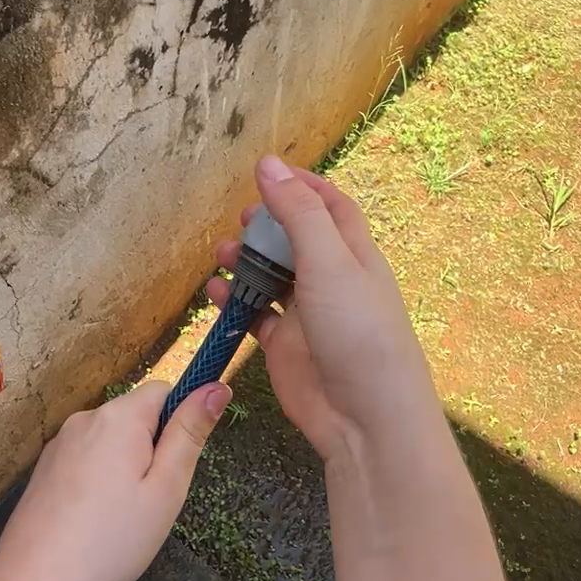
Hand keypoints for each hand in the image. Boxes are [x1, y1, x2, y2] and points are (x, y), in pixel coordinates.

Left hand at [0, 381, 227, 580]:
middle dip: (153, 449)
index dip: (179, 422)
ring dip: (126, 466)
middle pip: (136, 417)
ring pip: (111, 441)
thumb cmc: (113, 541)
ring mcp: (59, 444)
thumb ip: (190, 433)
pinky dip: (99, 480)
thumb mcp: (166, 488)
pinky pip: (87, 460)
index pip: (163, 390)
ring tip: (122, 518)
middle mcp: (85, 419)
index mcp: (118, 417)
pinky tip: (94, 522)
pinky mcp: (43, 470)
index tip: (176, 467)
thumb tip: (217, 386)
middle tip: (152, 501)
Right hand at [205, 156, 446, 474]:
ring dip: (247, 262)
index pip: (331, 207)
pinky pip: (255, 315)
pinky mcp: (285, 347)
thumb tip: (268, 163)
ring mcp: (307, 315)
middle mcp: (332, 280)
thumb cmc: (356, 330)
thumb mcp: (329, 262)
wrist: (365, 417)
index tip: (268, 171)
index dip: (304, 185)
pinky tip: (216, 293)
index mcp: (354, 255)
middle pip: (297, 239)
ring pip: (272, 277)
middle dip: (268, 224)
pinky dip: (235, 301)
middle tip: (241, 219)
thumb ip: (297, 213)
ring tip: (221, 254)